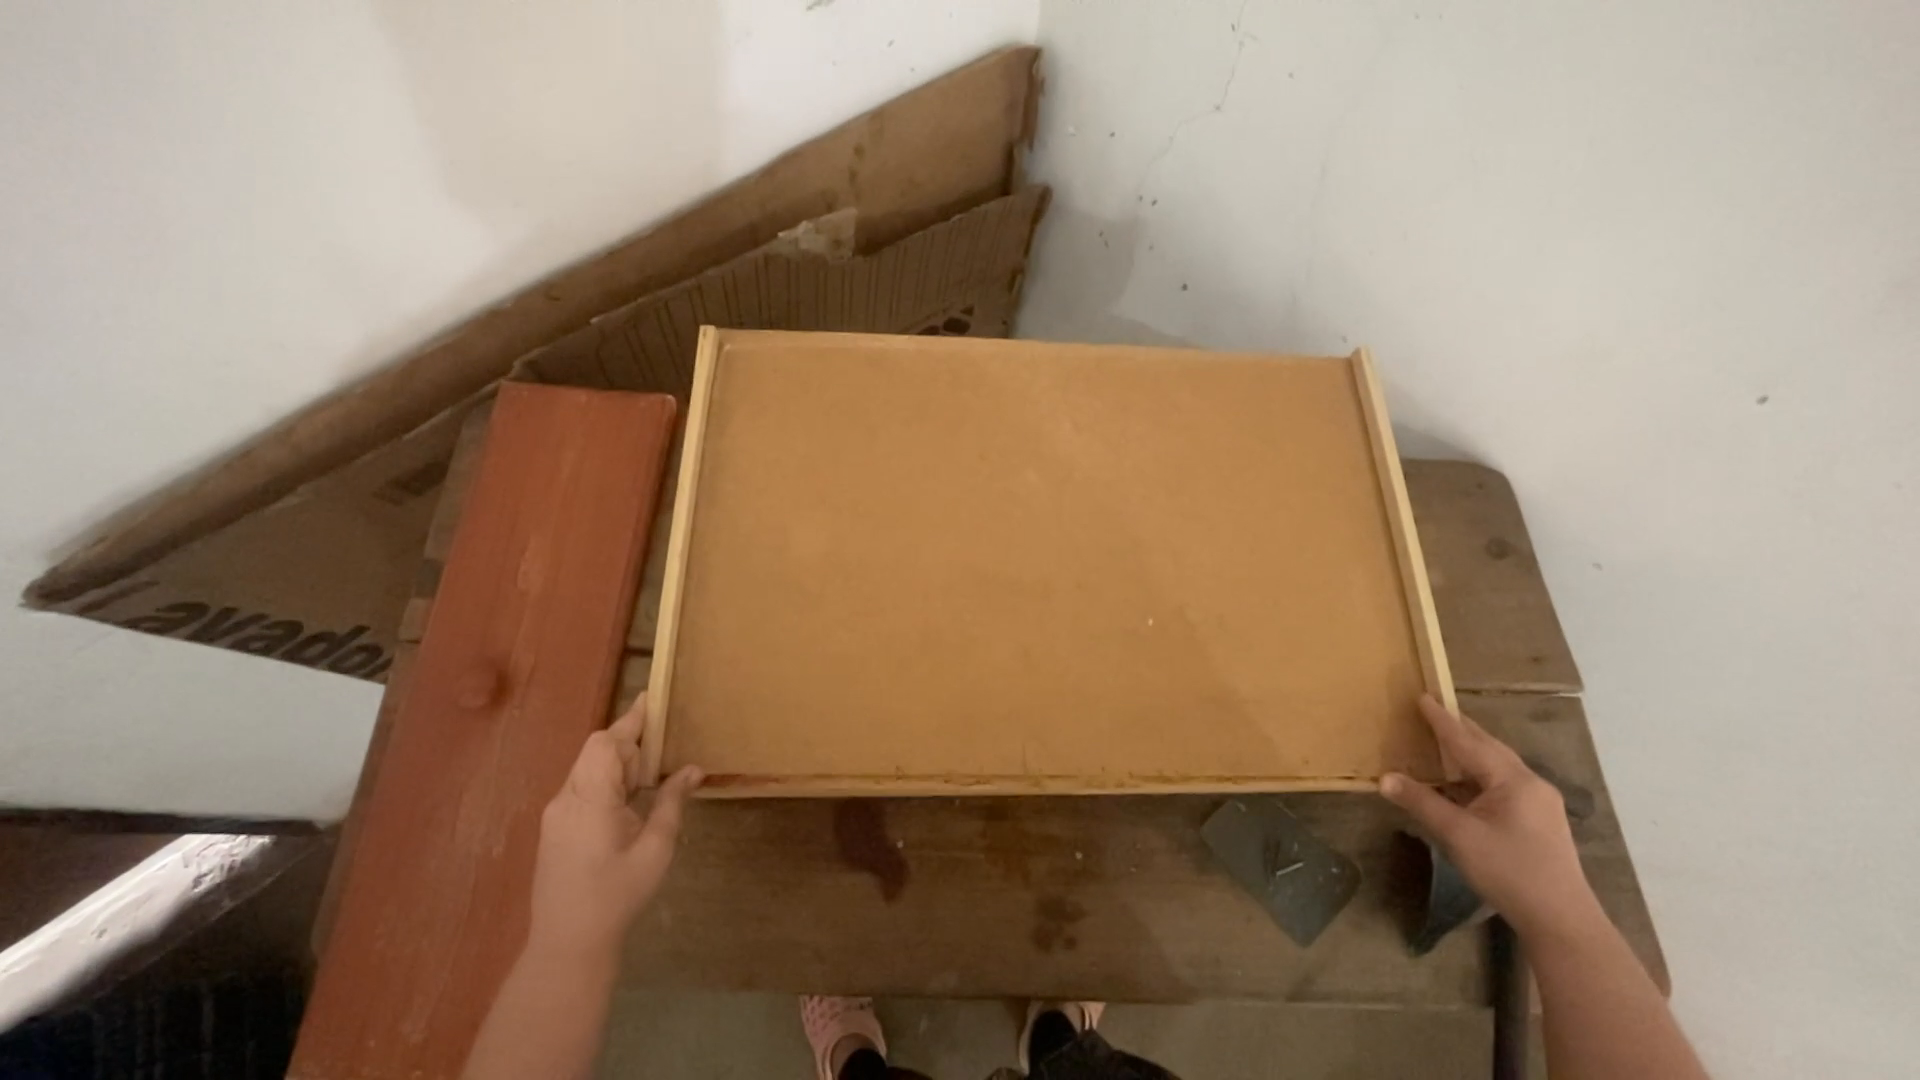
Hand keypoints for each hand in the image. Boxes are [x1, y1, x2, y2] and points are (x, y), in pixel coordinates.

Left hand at [527, 692, 702, 958]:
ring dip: (617, 763)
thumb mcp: (656, 849)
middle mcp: (566, 799)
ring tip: (649, 776)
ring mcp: (556, 814)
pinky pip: (582, 788)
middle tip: (662, 750)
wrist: (567, 943)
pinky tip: (628, 799)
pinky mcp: (554, 828)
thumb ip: (671, 803)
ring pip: (587, 769)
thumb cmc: (617, 895)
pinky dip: (606, 781)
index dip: (629, 719)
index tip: (651, 698)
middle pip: (595, 751)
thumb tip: (691, 769)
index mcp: (590, 800)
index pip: (606, 744)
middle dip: (628, 742)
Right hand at [1380, 695, 1602, 941]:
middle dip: (1460, 729)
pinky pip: (1501, 784)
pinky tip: (1463, 780)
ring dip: (1469, 751)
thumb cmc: (1509, 871)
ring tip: (1444, 739)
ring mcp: (1538, 803)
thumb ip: (1422, 802)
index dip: (1442, 721)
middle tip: (1434, 710)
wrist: (1561, 919)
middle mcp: (1530, 784)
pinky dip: (1477, 773)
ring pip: (1497, 766)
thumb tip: (1385, 778)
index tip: (1423, 696)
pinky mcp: (1538, 821)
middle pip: (1489, 748)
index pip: (1468, 742)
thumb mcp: (1459, 835)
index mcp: (1513, 781)